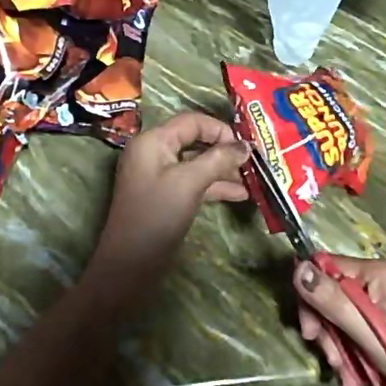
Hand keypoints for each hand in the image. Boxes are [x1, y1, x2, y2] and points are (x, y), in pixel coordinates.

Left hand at [87, 112, 248, 295]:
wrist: (130, 264)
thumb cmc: (157, 215)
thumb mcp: (190, 183)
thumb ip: (218, 160)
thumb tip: (245, 146)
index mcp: (152, 141)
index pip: (191, 121)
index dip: (221, 129)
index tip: (248, 146)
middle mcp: (153, 152)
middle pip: (194, 140)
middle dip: (224, 150)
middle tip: (255, 162)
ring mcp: (158, 175)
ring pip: (196, 163)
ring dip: (223, 170)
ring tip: (254, 180)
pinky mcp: (165, 196)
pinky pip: (192, 182)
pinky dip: (214, 186)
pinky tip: (240, 195)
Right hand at [293, 256, 385, 385]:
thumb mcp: (371, 334)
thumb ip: (333, 301)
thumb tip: (297, 268)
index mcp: (380, 274)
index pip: (325, 268)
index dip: (311, 297)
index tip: (310, 332)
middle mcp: (379, 285)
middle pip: (329, 296)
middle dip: (327, 332)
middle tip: (332, 361)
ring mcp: (382, 310)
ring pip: (337, 321)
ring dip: (337, 352)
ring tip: (349, 380)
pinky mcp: (384, 334)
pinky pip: (351, 338)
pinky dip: (348, 360)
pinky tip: (355, 383)